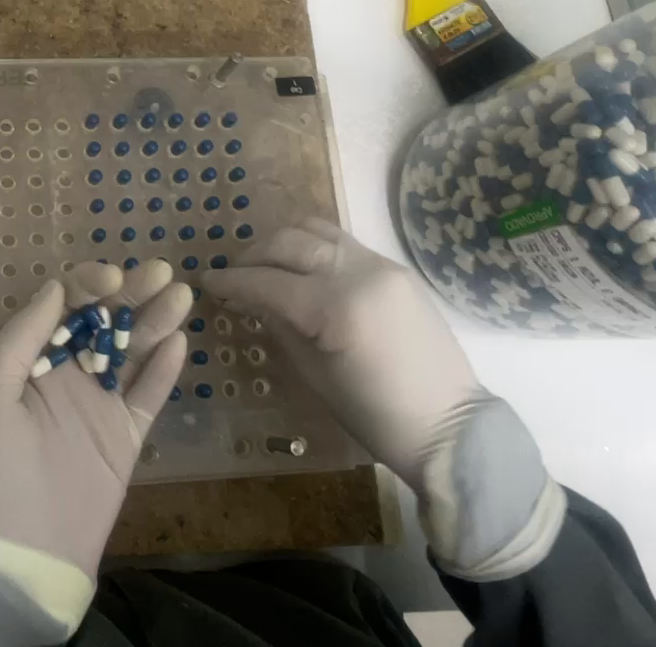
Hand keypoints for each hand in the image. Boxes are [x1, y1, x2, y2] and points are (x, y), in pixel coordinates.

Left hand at [0, 260, 191, 574]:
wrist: (14, 550)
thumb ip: (21, 338)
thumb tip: (56, 288)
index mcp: (32, 358)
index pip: (66, 307)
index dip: (89, 286)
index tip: (113, 277)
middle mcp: (68, 374)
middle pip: (106, 322)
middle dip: (132, 294)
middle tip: (163, 272)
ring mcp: (99, 404)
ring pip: (133, 352)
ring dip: (155, 321)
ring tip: (180, 294)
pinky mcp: (125, 437)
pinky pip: (148, 396)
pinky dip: (164, 370)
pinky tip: (179, 342)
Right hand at [200, 218, 477, 486]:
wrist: (449, 426)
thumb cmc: (375, 414)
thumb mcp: (314, 374)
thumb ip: (279, 325)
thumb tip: (248, 299)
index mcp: (336, 307)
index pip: (268, 281)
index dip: (231, 281)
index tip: (206, 281)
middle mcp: (359, 272)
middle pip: (289, 242)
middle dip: (253, 255)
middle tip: (232, 274)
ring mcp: (380, 265)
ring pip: (315, 229)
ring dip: (282, 241)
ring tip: (264, 264)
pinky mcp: (393, 268)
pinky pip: (342, 241)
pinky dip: (313, 245)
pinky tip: (300, 266)